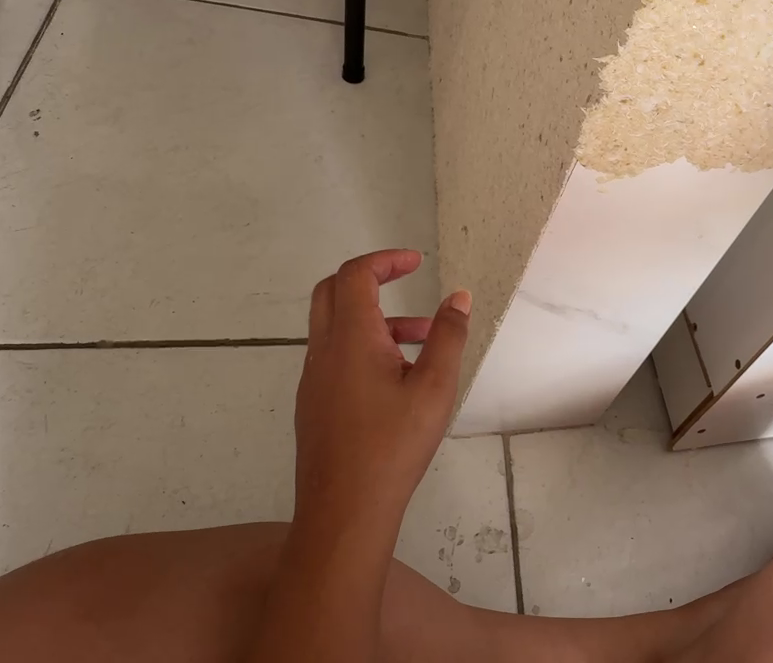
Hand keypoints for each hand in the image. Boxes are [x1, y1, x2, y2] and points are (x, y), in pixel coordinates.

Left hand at [291, 249, 471, 528]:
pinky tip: (399, 380)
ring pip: (336, 327)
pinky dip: (364, 346)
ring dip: (376, 317)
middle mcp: (324, 352)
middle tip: (407, 280)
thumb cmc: (393, 446)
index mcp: (350, 339)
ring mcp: (314, 380)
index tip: (415, 262)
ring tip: (424, 341)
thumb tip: (458, 298)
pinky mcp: (314, 405)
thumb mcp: (435, 387)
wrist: (344, 514)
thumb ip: (448, 336)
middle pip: (333, 292)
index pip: (355, 275)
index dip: (385, 260)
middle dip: (371, 278)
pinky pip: (335, 356)